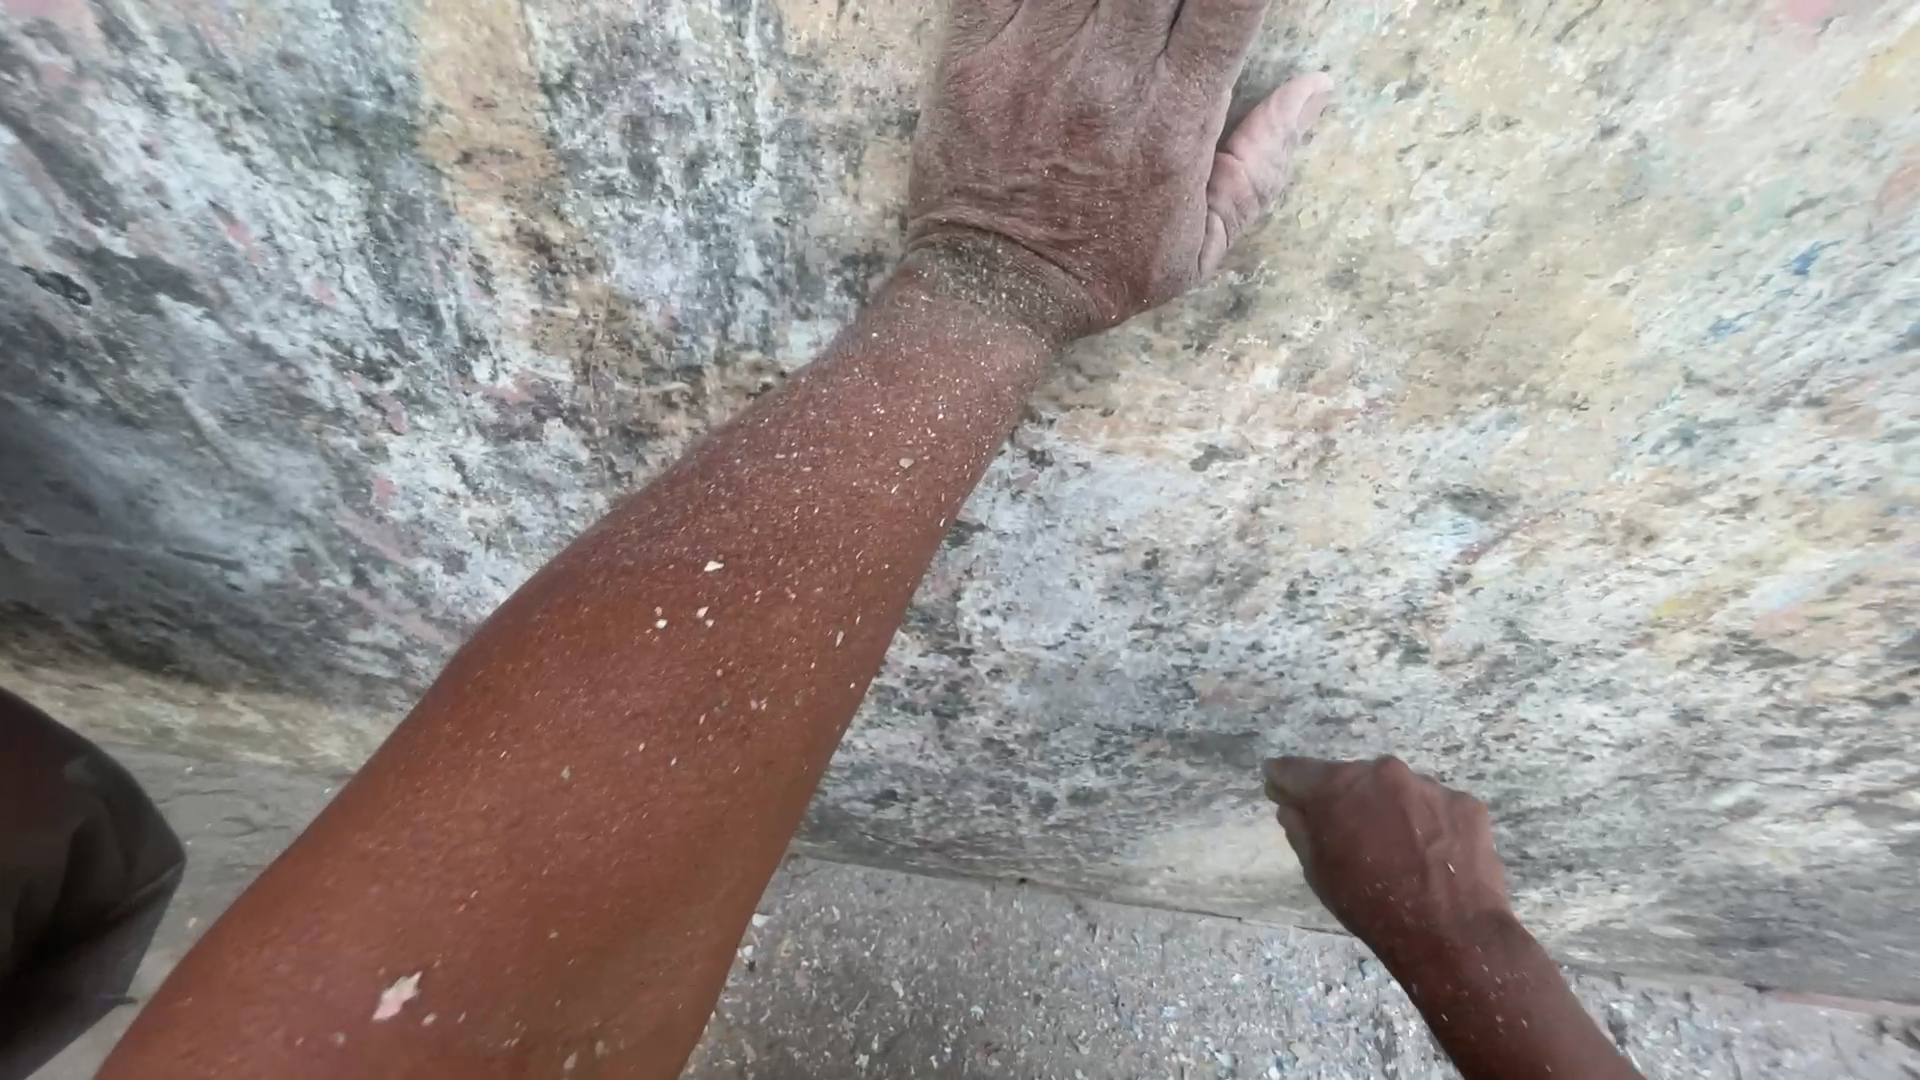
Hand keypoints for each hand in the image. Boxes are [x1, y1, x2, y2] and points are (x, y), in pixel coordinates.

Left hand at [907, 0, 1332, 338]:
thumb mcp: (1199, 250)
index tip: (1228, 5)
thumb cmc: (1100, 275)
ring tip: (1114, 18)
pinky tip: (1066, 8)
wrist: (997, 291)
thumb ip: (1260, 169)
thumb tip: (1315, 90)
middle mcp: (1109, 72)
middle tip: (1165, 16)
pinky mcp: (976, 52)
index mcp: (1175, 114)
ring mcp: (1036, 56)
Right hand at [1264, 756, 1514, 959]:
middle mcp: (1380, 771)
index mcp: (1336, 784)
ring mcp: (1427, 785)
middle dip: (1343, 798)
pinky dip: (1427, 822)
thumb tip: (1291, 806)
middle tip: (1348, 830)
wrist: (1451, 938)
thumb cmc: (1369, 905)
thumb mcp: (1316, 870)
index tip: (1279, 790)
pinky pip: (1434, 806)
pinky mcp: (1465, 804)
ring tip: (1398, 847)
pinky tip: (1430, 852)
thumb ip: (1298, 828)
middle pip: (1349, 777)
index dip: (1282, 780)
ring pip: (1395, 789)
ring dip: (1388, 808)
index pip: (1294, 770)